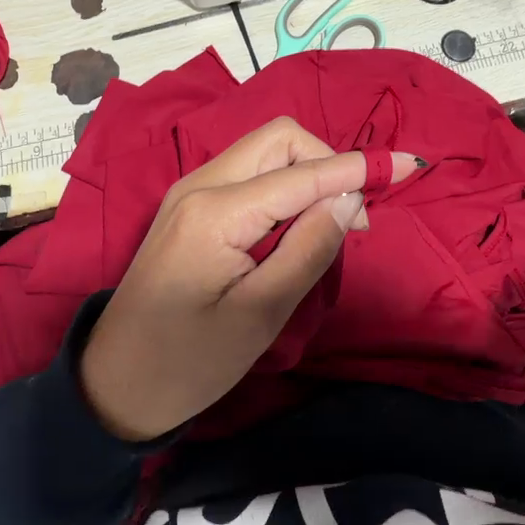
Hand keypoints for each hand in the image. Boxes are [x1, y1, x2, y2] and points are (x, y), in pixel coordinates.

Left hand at [77, 117, 419, 440]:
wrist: (115, 384)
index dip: (360, 167)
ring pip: (266, 151)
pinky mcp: (191, 203)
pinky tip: (296, 222)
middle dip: (328, 162)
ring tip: (330, 223)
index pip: (303, 173)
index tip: (409, 164)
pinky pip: (250, 172)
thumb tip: (349, 197)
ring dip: (308, 172)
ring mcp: (192, 189)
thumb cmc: (190, 361)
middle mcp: (201, 183)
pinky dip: (285, 184)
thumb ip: (309, 248)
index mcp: (216, 211)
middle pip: (281, 139)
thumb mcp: (261, 314)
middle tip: (352, 218)